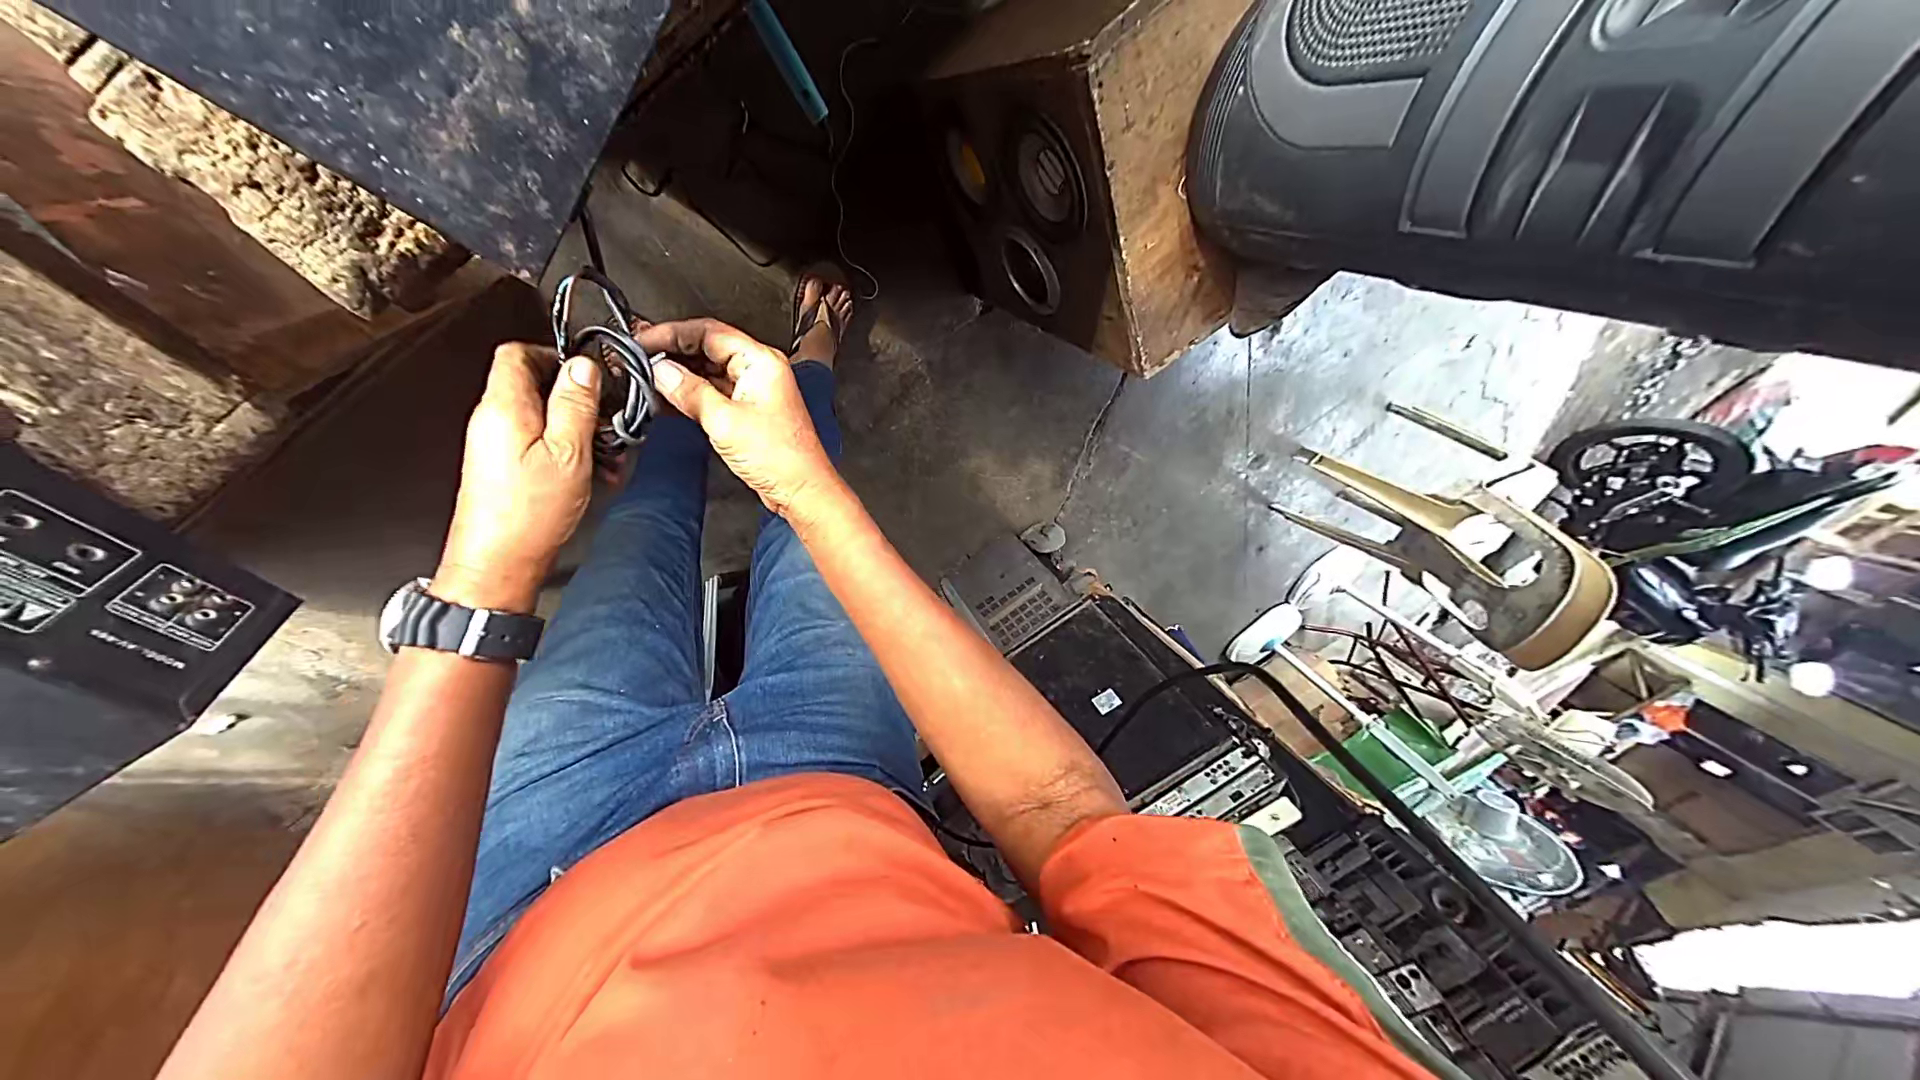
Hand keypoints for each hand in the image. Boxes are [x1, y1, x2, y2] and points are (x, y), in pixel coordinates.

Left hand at [433, 343, 601, 612]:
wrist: (499, 561)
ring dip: (579, 428)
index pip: (518, 353)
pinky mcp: (504, 464)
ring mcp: (496, 442)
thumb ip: (575, 404)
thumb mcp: (568, 452)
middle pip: (535, 384)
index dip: (556, 355)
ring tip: (604, 452)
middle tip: (606, 419)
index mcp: (504, 408)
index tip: (590, 375)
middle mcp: (493, 420)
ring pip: (542, 415)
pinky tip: (589, 470)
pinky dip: (568, 448)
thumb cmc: (527, 514)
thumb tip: (582, 367)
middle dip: (578, 399)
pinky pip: (539, 440)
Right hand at [637, 318, 841, 520]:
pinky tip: (667, 402)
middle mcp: (760, 372)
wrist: (801, 490)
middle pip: (707, 349)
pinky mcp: (748, 413)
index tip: (643, 341)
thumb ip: (690, 392)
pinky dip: (690, 396)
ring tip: (648, 382)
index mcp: (762, 362)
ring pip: (708, 373)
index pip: (708, 332)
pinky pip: (713, 395)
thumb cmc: (781, 458)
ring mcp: (754, 393)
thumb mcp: (725, 421)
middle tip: (639, 360)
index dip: (671, 333)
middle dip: (672, 354)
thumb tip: (661, 371)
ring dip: (678, 377)